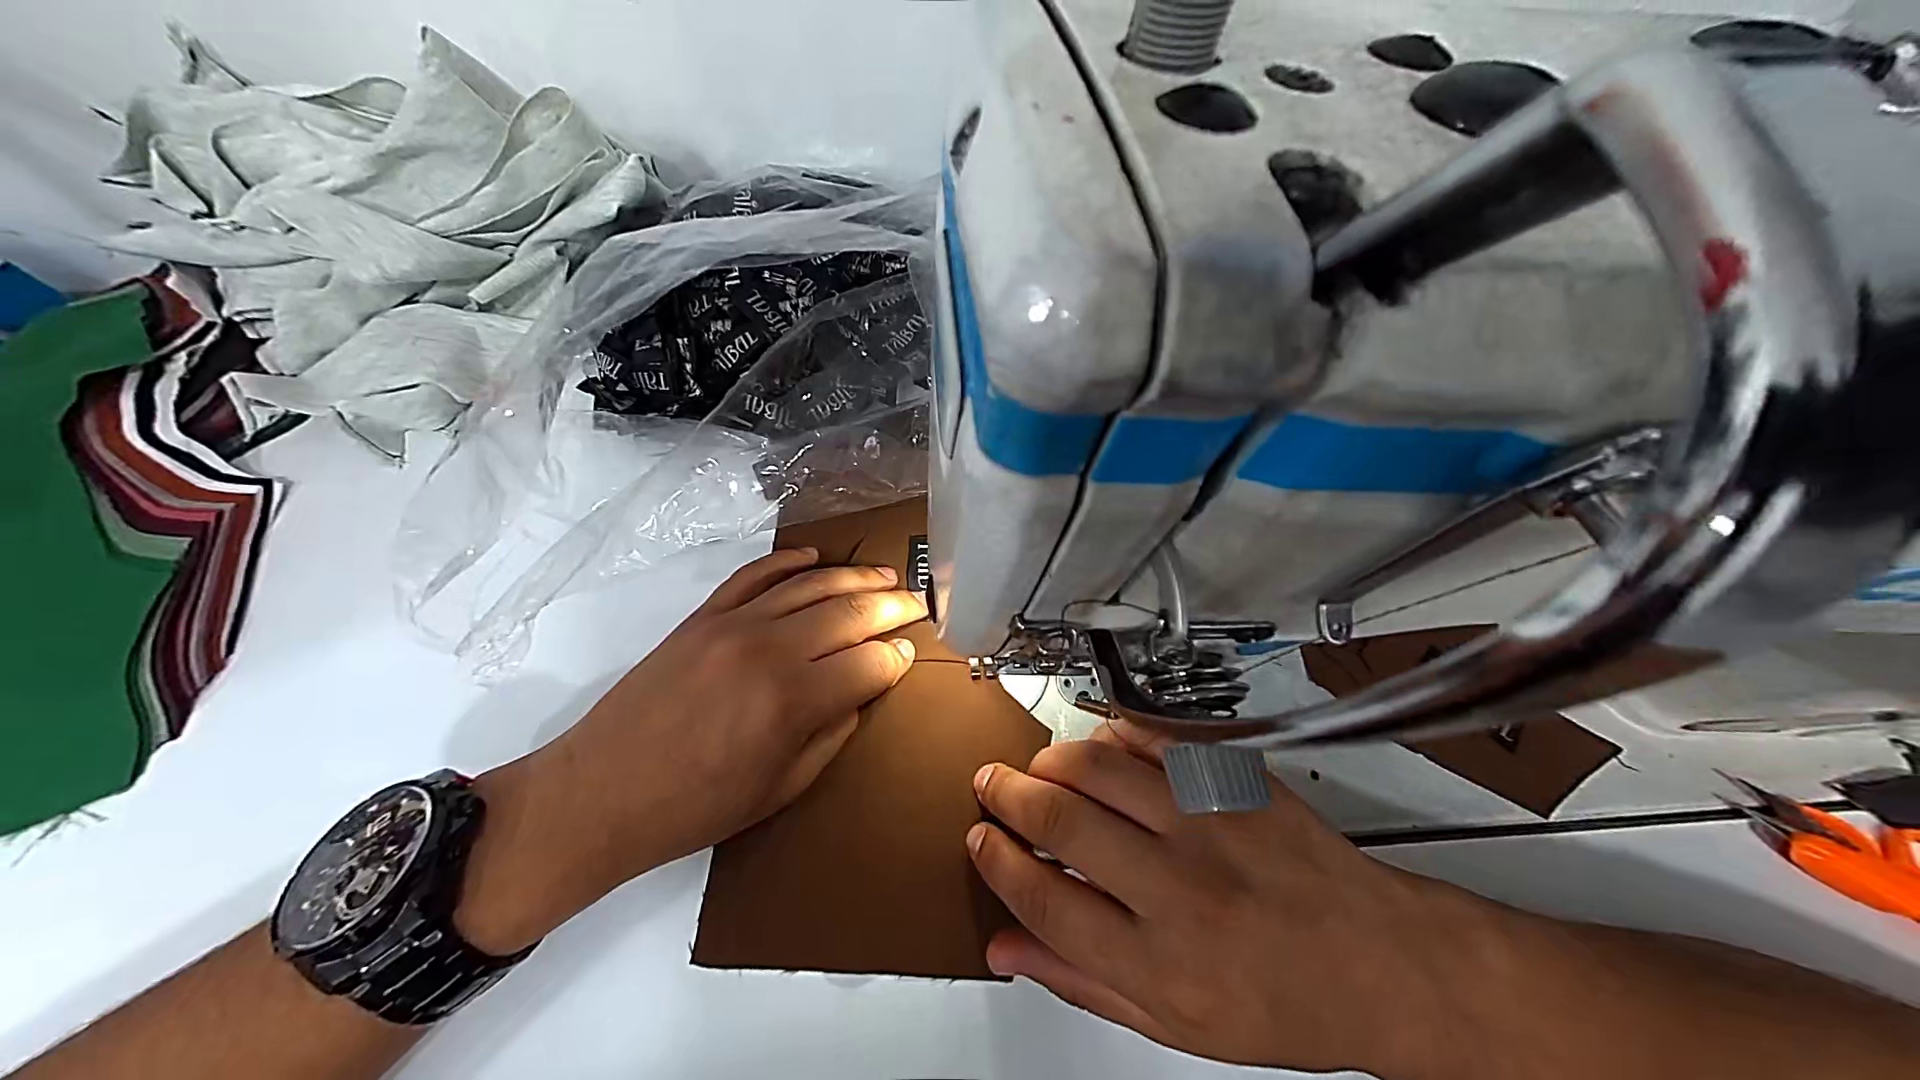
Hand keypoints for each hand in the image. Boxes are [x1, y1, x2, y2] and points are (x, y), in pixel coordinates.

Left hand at [459, 547, 926, 951]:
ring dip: (855, 577)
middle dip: (892, 606)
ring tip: (886, 576)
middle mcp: (768, 650)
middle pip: (850, 612)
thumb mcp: (782, 788)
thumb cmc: (696, 806)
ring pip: (810, 585)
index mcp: (792, 702)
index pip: (869, 663)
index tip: (910, 654)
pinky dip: (788, 560)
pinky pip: (754, 574)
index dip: (897, 658)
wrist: (600, 793)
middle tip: (917, 605)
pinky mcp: (702, 615)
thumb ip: (832, 732)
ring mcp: (732, 624)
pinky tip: (815, 557)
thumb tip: (862, 689)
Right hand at [966, 721, 1512, 1077]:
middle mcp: (1179, 888)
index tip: (980, 841)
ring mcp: (1208, 824)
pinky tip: (1097, 746)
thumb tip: (1007, 949)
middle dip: (1007, 795)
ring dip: (1050, 760)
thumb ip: (1079, 980)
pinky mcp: (1233, 783)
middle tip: (990, 785)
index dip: (996, 862)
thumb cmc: (1284, 1004)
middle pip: (1059, 821)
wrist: (1378, 963)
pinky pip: (1151, 738)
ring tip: (1036, 767)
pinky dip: (1111, 733)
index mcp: (1160, 962)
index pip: (1043, 899)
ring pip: (1097, 768)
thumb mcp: (1173, 1024)